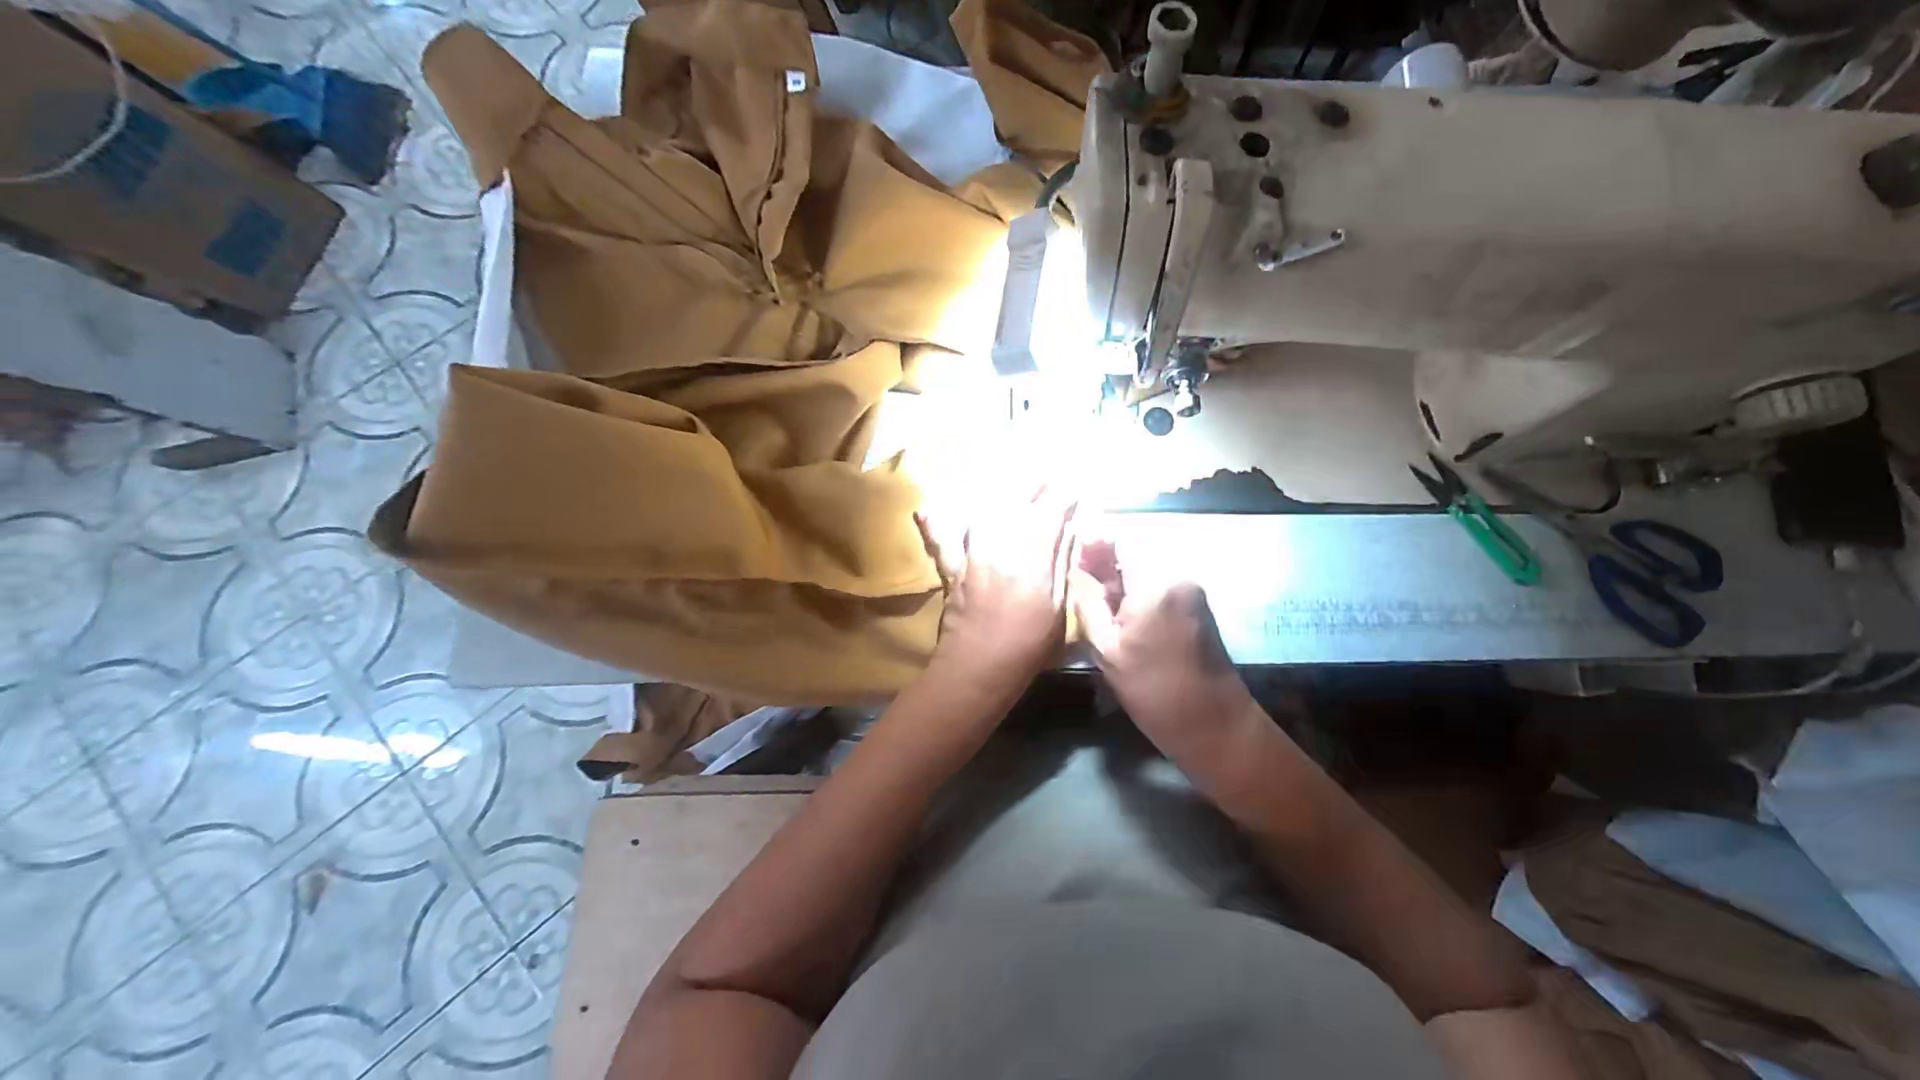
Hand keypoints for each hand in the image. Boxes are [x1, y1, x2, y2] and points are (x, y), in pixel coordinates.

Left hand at [919, 487, 1076, 691]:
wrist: (978, 669)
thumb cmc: (1028, 646)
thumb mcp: (1059, 609)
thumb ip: (1062, 566)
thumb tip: (1070, 533)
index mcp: (1032, 558)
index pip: (1050, 514)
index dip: (1063, 497)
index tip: (1074, 487)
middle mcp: (1001, 548)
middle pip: (1017, 507)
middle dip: (1034, 488)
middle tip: (1047, 477)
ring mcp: (973, 557)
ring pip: (984, 516)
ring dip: (999, 497)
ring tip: (1011, 485)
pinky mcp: (952, 571)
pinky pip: (942, 543)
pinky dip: (935, 526)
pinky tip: (926, 510)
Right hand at [1071, 537, 1259, 761]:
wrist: (1214, 724)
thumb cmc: (1153, 691)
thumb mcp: (1107, 650)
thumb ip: (1090, 603)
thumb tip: (1078, 573)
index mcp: (1154, 584)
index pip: (1119, 542)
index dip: (1093, 545)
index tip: (1073, 560)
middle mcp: (1177, 577)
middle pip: (1134, 554)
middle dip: (1106, 564)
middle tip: (1081, 585)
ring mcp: (1191, 591)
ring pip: (1146, 571)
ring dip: (1121, 580)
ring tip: (1097, 604)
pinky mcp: (1197, 606)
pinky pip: (1160, 587)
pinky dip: (1138, 593)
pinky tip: (1122, 616)